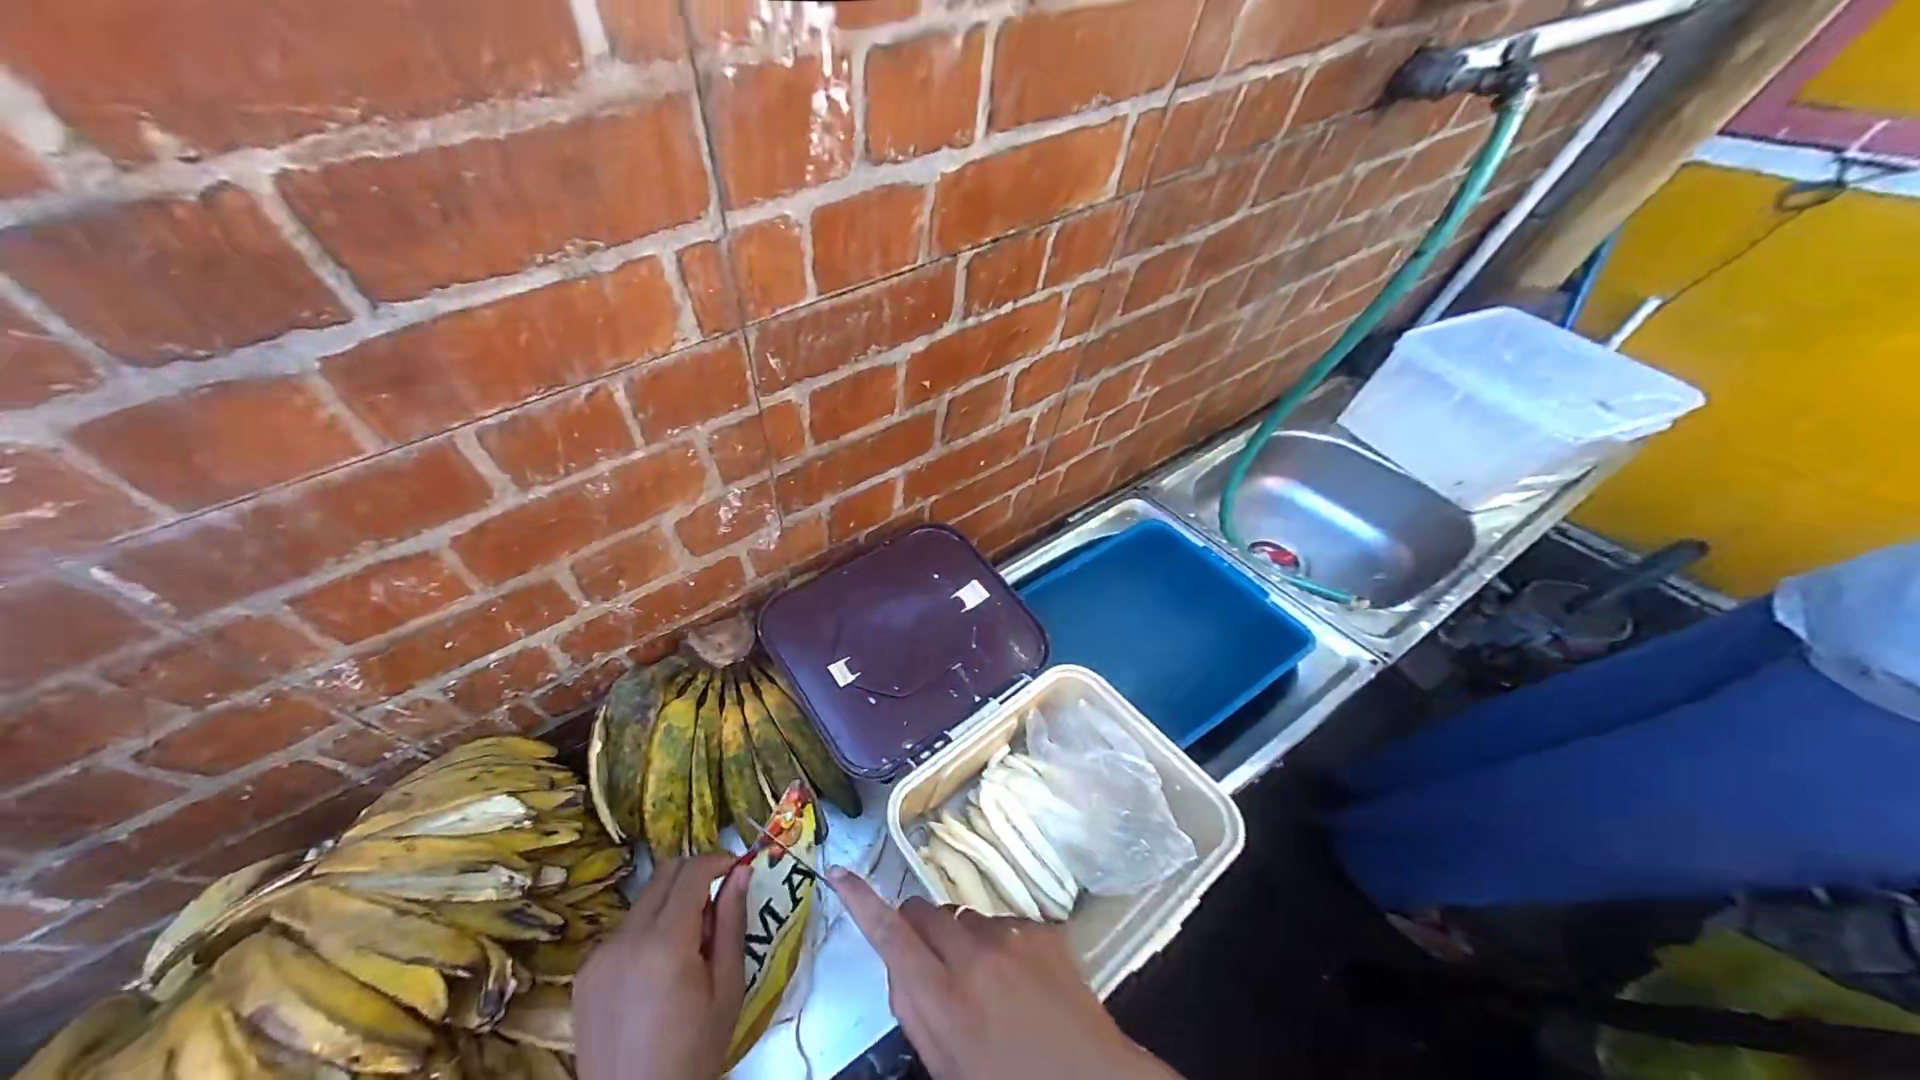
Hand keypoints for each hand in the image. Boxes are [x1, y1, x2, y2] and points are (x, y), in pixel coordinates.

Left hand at [575, 854, 749, 1079]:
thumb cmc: (694, 1052)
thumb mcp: (728, 987)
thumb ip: (731, 922)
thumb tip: (740, 871)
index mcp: (665, 942)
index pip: (692, 871)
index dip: (718, 860)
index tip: (737, 868)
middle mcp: (625, 938)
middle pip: (664, 875)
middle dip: (696, 876)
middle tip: (717, 908)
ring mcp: (599, 956)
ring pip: (644, 901)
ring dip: (671, 904)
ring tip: (688, 948)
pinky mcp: (584, 973)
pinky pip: (623, 930)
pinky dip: (648, 931)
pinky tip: (657, 971)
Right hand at [829, 867, 1180, 1079]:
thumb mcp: (944, 1063)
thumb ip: (913, 1009)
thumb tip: (899, 965)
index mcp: (943, 999)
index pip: (889, 935)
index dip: (860, 901)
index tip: (841, 873)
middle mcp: (973, 956)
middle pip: (923, 912)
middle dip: (917, 929)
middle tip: (931, 963)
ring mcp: (1011, 936)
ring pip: (963, 915)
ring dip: (961, 938)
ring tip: (985, 980)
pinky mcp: (1042, 927)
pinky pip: (1001, 921)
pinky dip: (998, 942)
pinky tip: (1019, 977)